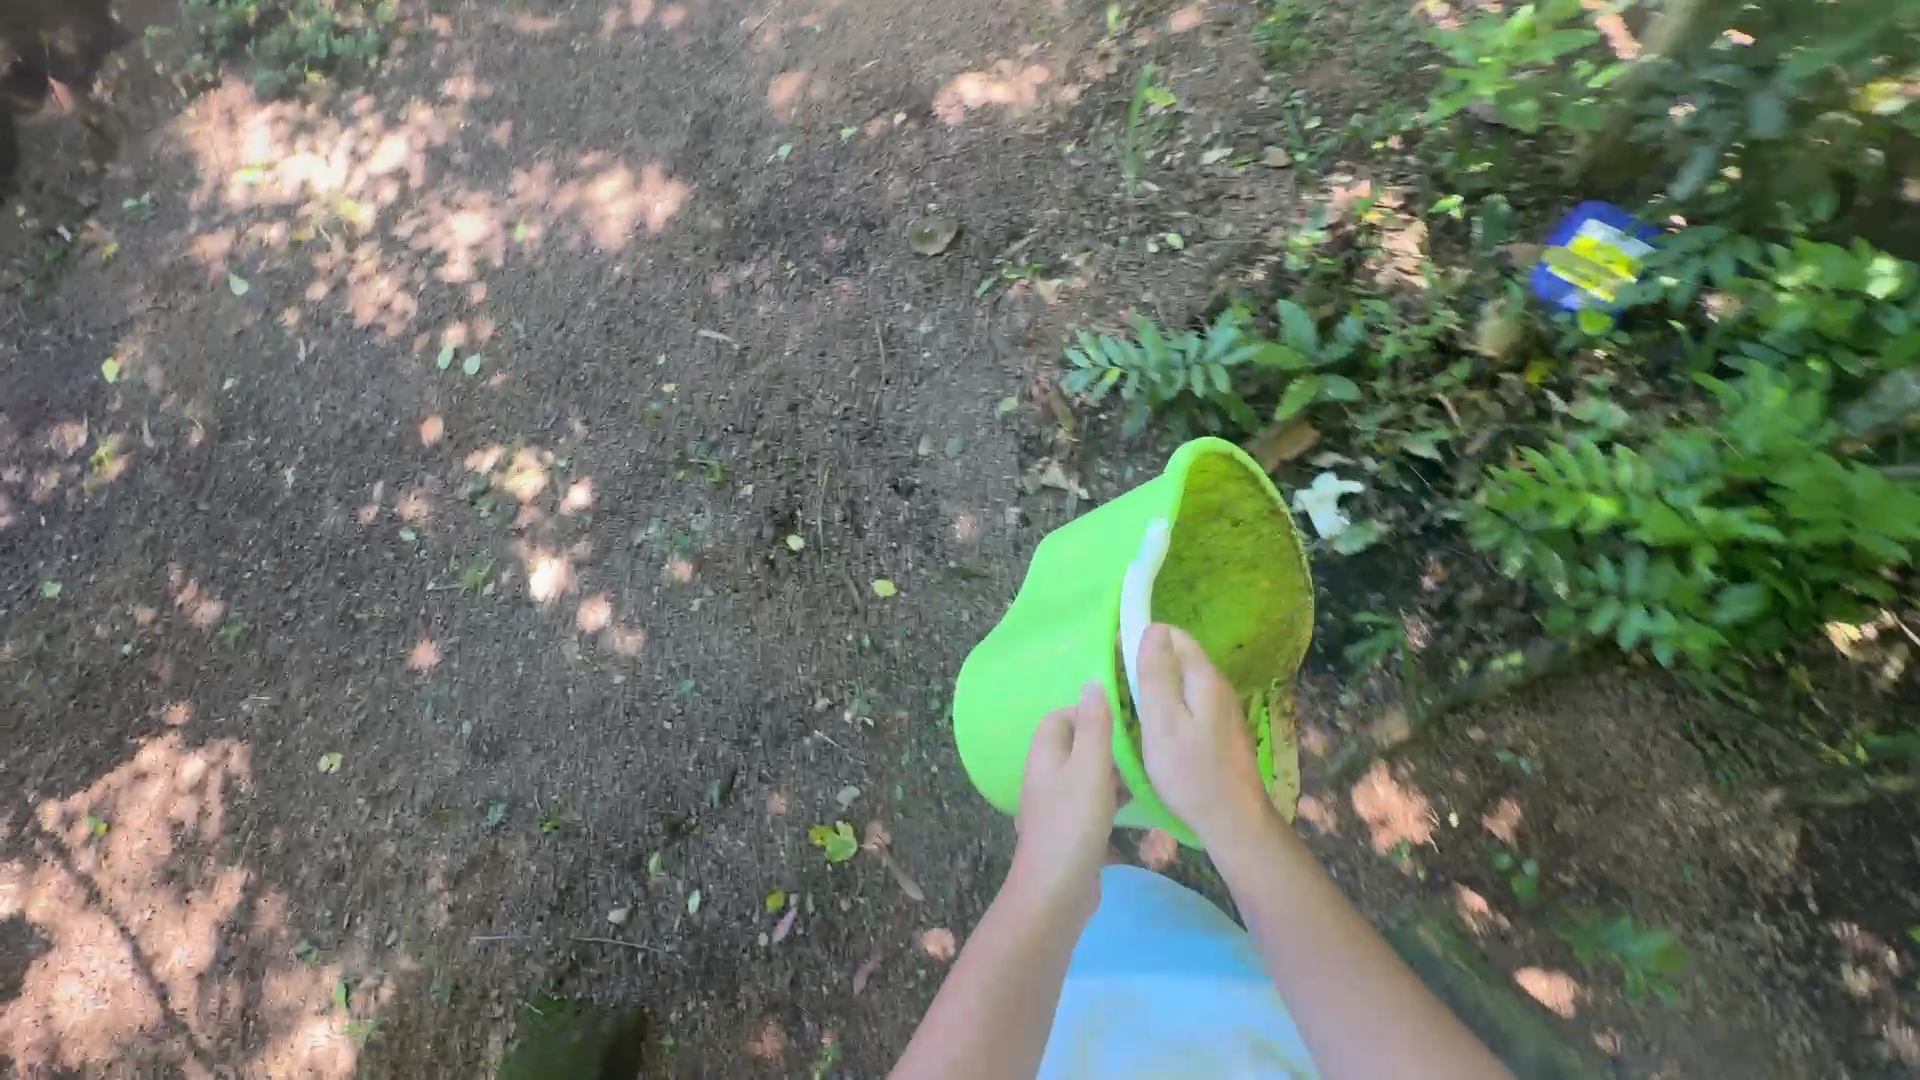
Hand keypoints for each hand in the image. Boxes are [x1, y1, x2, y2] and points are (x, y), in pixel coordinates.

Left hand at [1010, 680, 1120, 924]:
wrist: (1057, 891)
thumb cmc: (1073, 822)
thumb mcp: (1090, 767)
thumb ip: (1094, 726)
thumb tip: (1092, 683)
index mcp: (1045, 754)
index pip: (1061, 716)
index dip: (1088, 711)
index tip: (1123, 716)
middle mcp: (1047, 774)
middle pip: (1077, 744)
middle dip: (1108, 741)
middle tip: (1142, 744)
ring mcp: (1059, 803)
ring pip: (1088, 773)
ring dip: (1114, 770)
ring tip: (1146, 770)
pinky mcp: (1073, 828)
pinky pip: (1094, 800)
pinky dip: (1114, 796)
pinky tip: (1138, 802)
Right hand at [1135, 623, 1271, 846]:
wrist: (1233, 821)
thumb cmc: (1189, 772)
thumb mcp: (1162, 721)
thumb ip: (1156, 673)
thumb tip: (1152, 628)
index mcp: (1204, 678)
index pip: (1174, 635)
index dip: (1144, 639)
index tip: (1118, 663)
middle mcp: (1219, 685)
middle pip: (1181, 657)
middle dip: (1151, 663)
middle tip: (1123, 691)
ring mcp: (1224, 709)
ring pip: (1186, 681)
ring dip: (1161, 686)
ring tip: (1135, 710)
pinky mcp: (1223, 730)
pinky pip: (1192, 702)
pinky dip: (1173, 706)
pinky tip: (1160, 730)